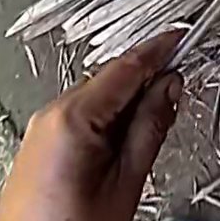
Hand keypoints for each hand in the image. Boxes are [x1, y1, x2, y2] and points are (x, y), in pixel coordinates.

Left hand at [0, 30, 183, 220]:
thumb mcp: (125, 184)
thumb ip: (150, 126)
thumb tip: (170, 84)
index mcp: (72, 117)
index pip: (126, 66)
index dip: (158, 49)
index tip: (181, 37)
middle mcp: (51, 114)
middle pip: (111, 78)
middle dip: (146, 80)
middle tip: (177, 90)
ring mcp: (40, 129)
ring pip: (97, 95)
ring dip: (127, 100)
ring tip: (151, 123)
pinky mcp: (38, 145)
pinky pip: (80, 113)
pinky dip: (107, 115)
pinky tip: (122, 139)